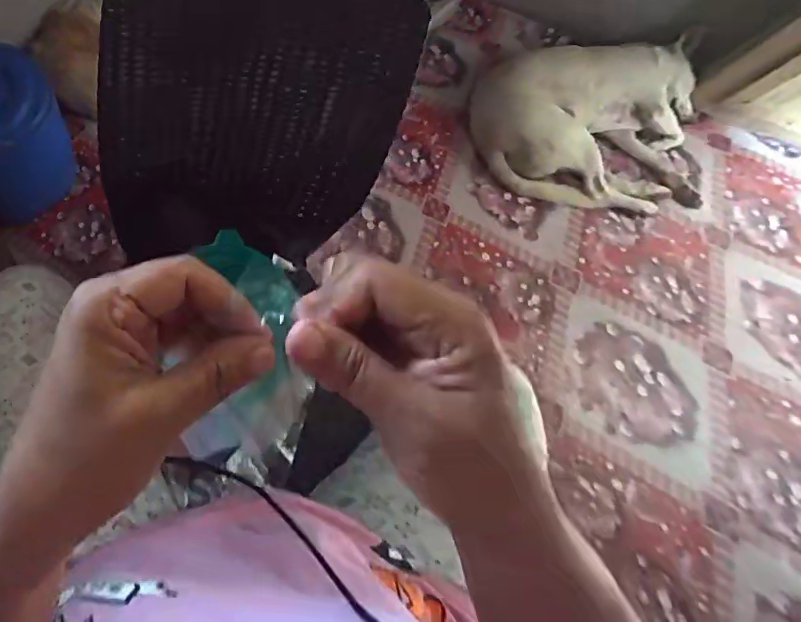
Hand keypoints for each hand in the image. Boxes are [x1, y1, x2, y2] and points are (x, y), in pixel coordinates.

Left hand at [0, 254, 276, 553]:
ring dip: (210, 332)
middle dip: (221, 315)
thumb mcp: (161, 414)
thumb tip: (268, 347)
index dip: (226, 298)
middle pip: (179, 288)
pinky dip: (192, 347)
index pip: (181, 274)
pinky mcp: (116, 347)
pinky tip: (218, 369)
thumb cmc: (90, 459)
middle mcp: (106, 300)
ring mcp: (109, 323)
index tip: (260, 336)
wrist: (37, 507)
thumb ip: (216, 373)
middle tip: (260, 353)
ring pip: (176, 310)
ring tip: (246, 363)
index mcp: (106, 302)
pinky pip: (164, 333)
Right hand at [286, 253, 551, 540]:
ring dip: (334, 323)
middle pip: (367, 281)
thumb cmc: (468, 471)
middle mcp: (439, 311)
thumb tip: (293, 333)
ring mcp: (427, 329)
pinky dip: (345, 339)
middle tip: (305, 349)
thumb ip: (351, 371)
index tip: (307, 340)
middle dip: (331, 307)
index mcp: (451, 319)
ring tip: (316, 359)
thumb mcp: (407, 420)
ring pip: (363, 300)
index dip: (336, 301)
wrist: (507, 520)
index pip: (376, 279)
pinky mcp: (414, 349)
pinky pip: (369, 326)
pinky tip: (333, 364)